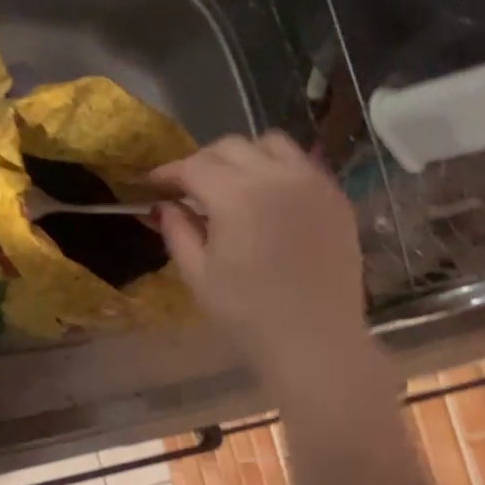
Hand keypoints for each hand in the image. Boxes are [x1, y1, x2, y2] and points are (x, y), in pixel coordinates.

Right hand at [148, 133, 372, 388]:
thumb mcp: (197, 275)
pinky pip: (300, 165)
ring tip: (228, 185)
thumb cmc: (246, 314)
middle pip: (230, 147)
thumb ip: (177, 231)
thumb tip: (163, 206)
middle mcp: (277, 177)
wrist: (314, 340)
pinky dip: (275, 169)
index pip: (193, 167)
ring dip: (242, 157)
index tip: (150, 185)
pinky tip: (264, 199)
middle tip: (185, 188)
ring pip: (270, 144)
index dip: (166, 173)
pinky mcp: (334, 197)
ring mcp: (313, 183)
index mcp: (238, 198)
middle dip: (201, 162)